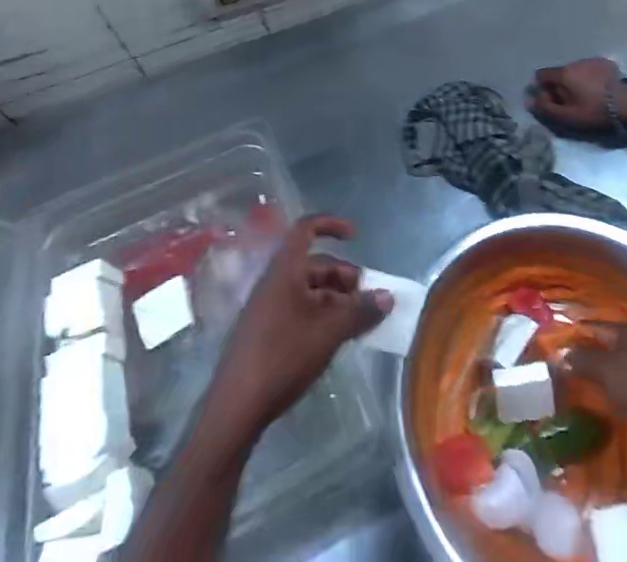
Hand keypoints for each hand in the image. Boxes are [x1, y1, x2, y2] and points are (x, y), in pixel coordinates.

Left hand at [202, 216, 390, 436]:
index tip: (355, 235)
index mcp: (285, 270)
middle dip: (343, 274)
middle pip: (312, 263)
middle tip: (369, 298)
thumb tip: (386, 295)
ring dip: (336, 297)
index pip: (305, 230)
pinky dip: (323, 313)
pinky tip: (339, 336)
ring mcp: (269, 304)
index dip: (329, 225)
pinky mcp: (268, 327)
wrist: (240, 399)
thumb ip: (359, 312)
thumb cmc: (284, 356)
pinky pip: (300, 307)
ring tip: (361, 321)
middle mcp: (275, 281)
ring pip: (308, 288)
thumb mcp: (328, 333)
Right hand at [530, 58, 626, 132]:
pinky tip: (600, 90)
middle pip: (559, 73)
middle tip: (571, 103)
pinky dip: (590, 78)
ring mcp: (593, 61)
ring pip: (575, 71)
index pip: (541, 75)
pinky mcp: (608, 64)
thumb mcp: (566, 116)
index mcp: (563, 73)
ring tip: (587, 97)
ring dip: (576, 82)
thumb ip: (544, 107)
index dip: (542, 89)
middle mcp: (575, 63)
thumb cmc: (595, 111)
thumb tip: (530, 100)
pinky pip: (590, 70)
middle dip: (560, 86)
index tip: (552, 101)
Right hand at [563, 325, 626, 434]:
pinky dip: (605, 388)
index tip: (548, 343)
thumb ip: (578, 359)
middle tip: (554, 363)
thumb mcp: (605, 370)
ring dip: (592, 374)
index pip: (591, 326)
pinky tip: (589, 395)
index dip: (570, 333)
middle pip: (601, 346)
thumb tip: (558, 354)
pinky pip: (620, 385)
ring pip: (610, 367)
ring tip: (567, 380)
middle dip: (579, 354)